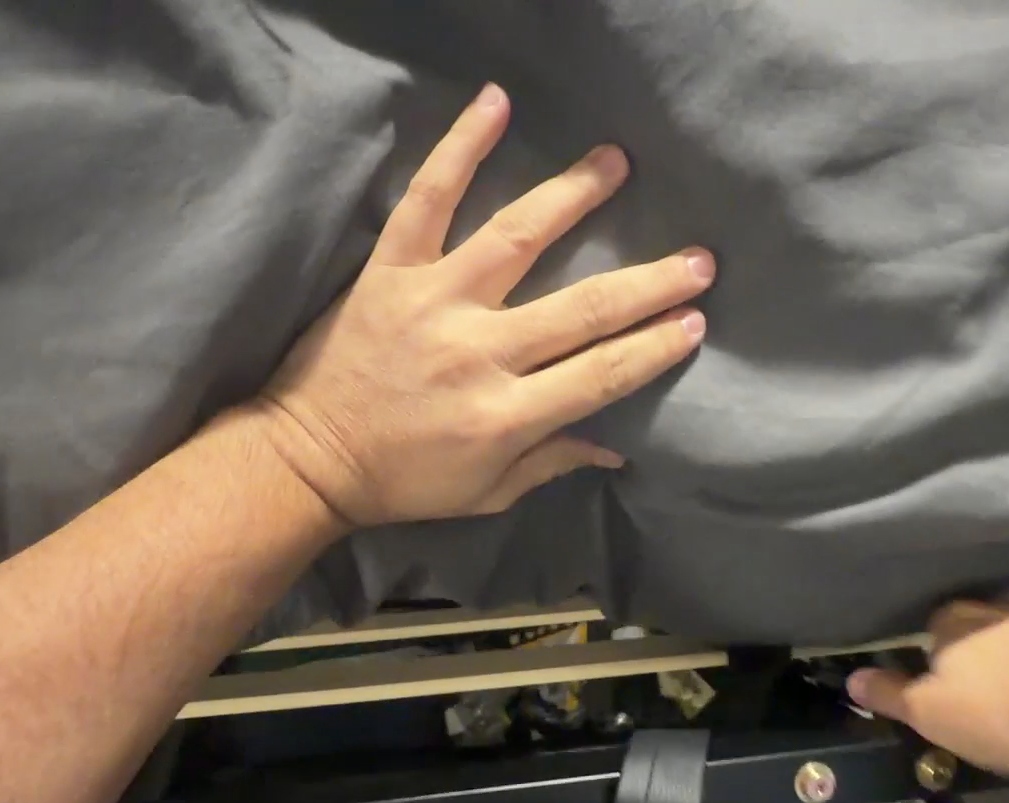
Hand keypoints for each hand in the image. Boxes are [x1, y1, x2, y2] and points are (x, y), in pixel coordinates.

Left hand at [250, 83, 714, 526]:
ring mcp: (434, 303)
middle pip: (582, 309)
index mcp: (507, 416)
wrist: (310, 458)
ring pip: (517, 237)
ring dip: (574, 196)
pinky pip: (426, 200)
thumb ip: (551, 463)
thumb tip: (616, 447)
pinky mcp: (390, 271)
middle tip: (698, 258)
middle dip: (650, 283)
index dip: (655, 347)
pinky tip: (496, 105)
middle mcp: (479, 354)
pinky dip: (459, 148)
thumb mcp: (487, 492)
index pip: (602, 375)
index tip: (695, 321)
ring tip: (617, 162)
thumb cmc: (406, 481)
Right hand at [847, 593, 1008, 777]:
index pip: (935, 623)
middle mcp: (1006, 604)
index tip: (944, 677)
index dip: (938, 649)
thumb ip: (890, 695)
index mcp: (958, 622)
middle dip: (987, 636)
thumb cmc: (1008, 716)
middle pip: (987, 613)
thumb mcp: (933, 716)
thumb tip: (850, 679)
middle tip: (994, 676)